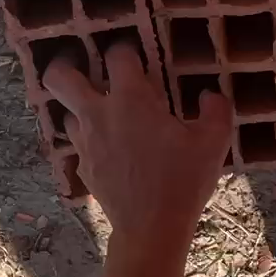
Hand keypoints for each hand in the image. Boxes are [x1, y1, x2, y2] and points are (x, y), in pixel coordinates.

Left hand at [42, 42, 232, 251]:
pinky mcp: (84, 168)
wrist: (151, 228)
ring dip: (80, 107)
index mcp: (131, 100)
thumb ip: (216, 109)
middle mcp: (99, 115)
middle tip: (84, 67)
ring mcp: (85, 143)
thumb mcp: (214, 141)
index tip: (137, 54)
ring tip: (103, 113)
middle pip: (59, 77)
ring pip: (66, 112)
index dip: (126, 49)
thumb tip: (208, 94)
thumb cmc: (183, 180)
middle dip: (66, 65)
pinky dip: (90, 139)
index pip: (118, 55)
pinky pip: (78, 144)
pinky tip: (110, 149)